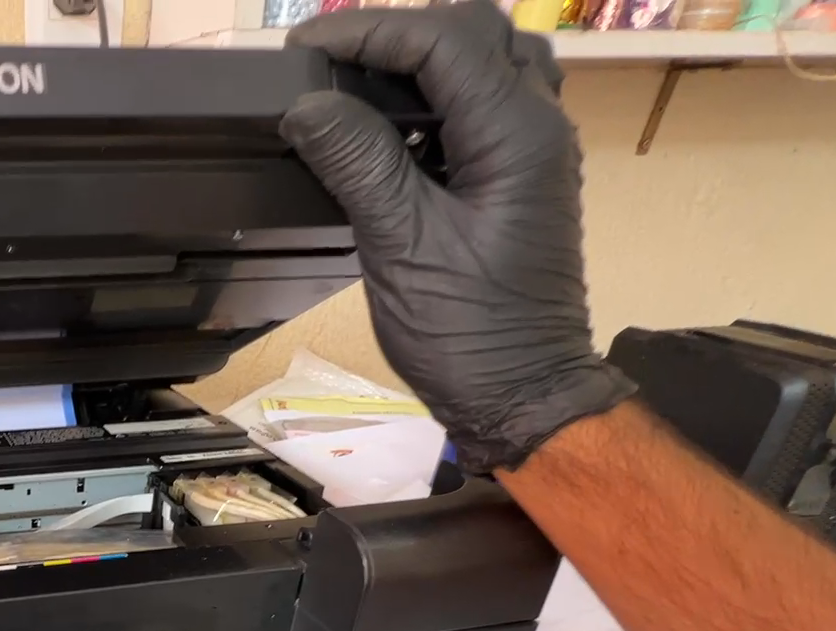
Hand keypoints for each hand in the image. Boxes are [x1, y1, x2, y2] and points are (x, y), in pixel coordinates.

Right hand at [281, 0, 634, 473]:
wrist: (515, 390)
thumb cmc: (462, 328)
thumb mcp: (401, 246)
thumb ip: (359, 166)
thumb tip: (307, 107)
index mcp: (515, 135)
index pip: (446, 41)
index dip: (369, 33)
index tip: (300, 49)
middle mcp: (536, 127)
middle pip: (478, 35)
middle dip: (398, 33)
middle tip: (327, 59)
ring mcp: (530, 156)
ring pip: (487, 66)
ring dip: (422, 60)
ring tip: (355, 82)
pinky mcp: (515, 185)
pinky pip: (482, 111)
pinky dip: (434, 100)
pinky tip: (390, 128)